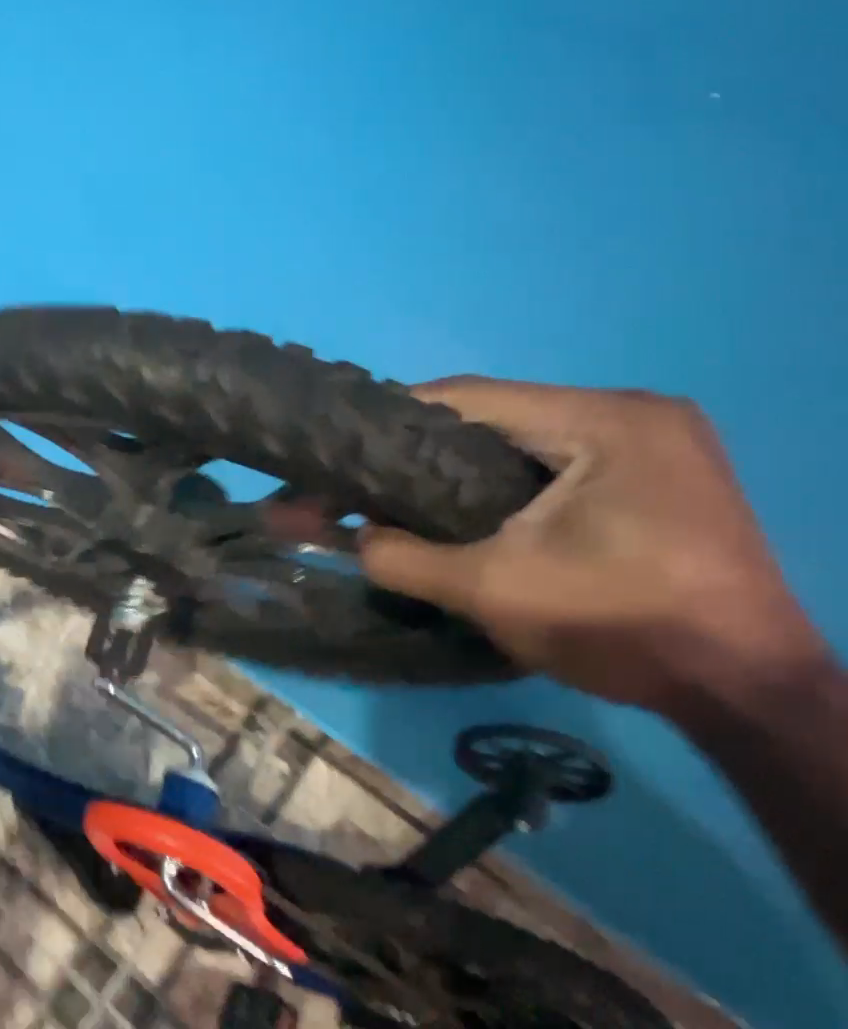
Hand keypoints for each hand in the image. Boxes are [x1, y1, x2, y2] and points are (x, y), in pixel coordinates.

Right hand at [358, 377, 826, 716]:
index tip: (341, 458)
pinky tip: (475, 514)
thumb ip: (402, 557)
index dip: (391, 423)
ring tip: (412, 504)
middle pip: (497, 416)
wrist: (745, 689)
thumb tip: (352, 538)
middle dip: (424, 451)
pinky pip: (560, 461)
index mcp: (602, 420)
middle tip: (372, 489)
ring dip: (463, 468)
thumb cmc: (618, 624)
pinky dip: (507, 482)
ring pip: (526, 439)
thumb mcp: (488, 590)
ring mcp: (658, 443)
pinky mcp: (665, 475)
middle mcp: (635, 412)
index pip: (467, 398)